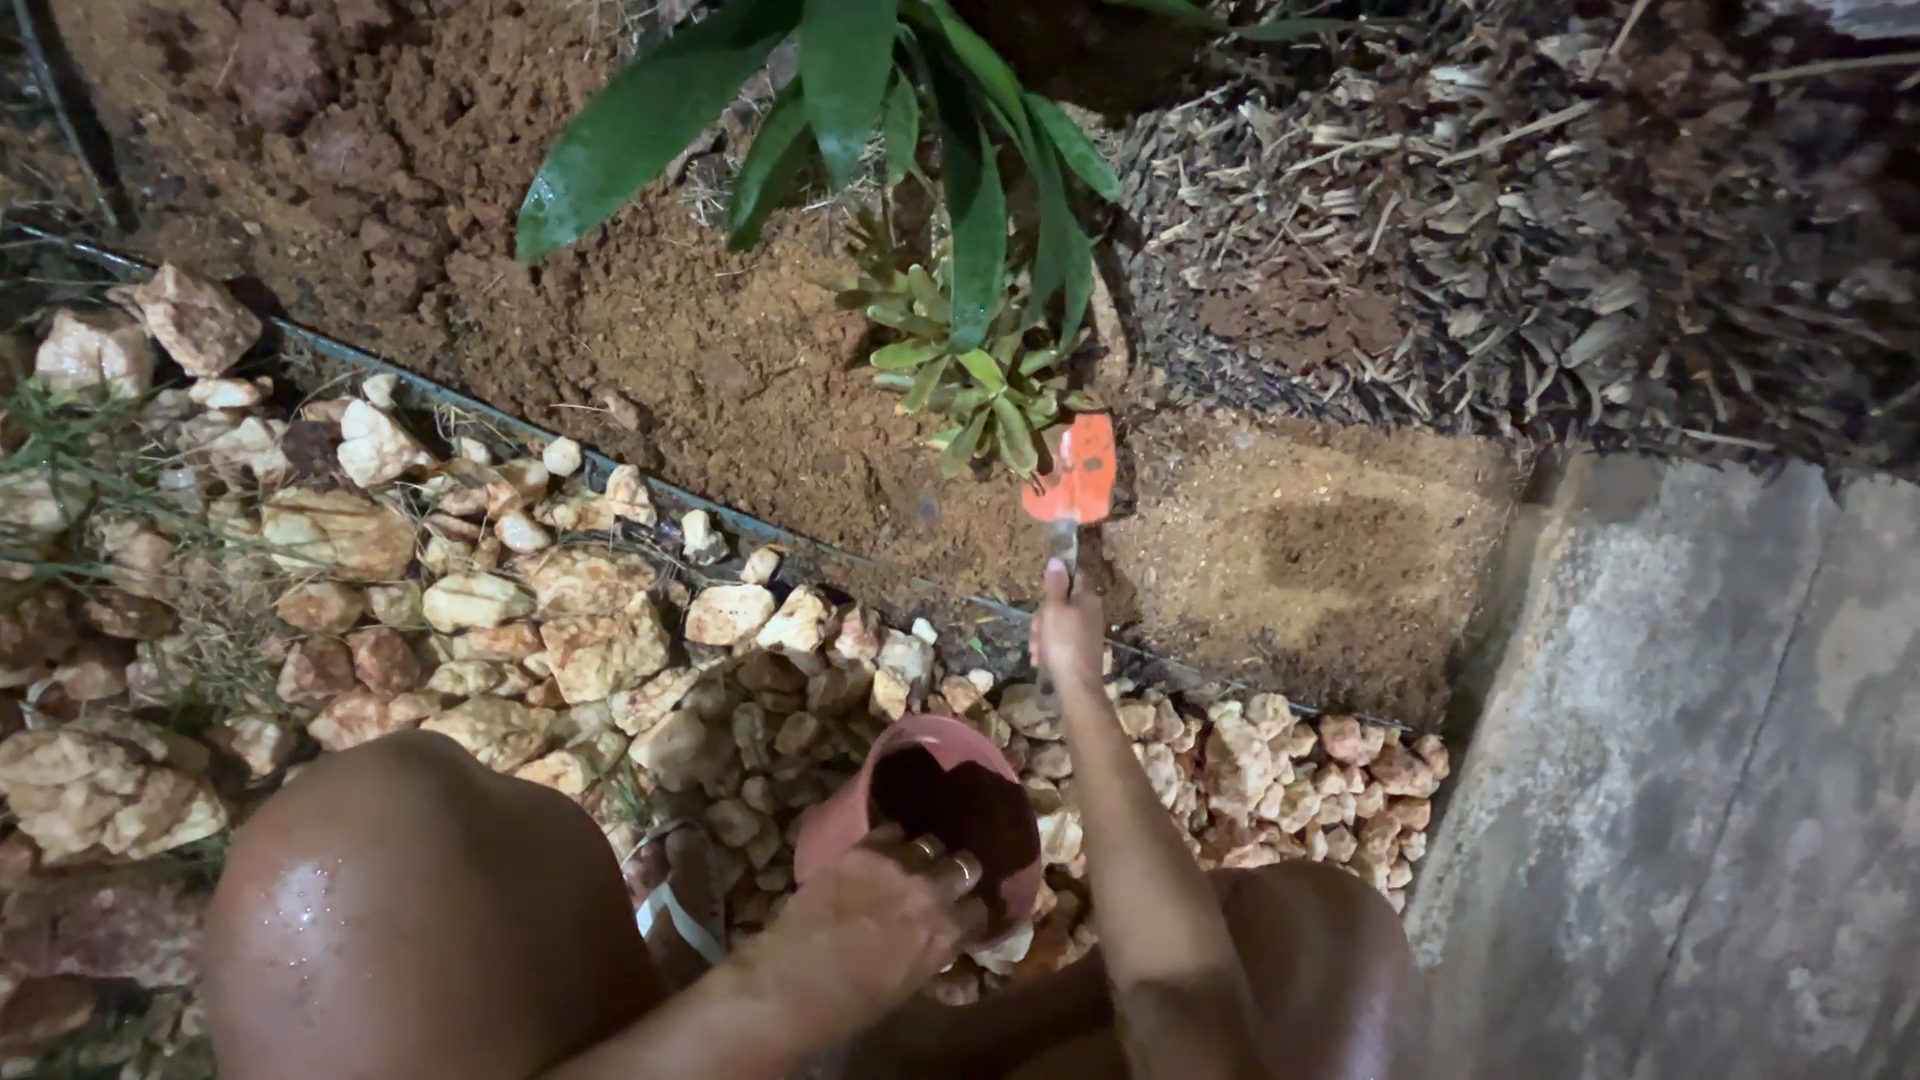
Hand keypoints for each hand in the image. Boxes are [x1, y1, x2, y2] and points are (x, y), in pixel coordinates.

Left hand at [734, 826, 985, 1043]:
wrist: (794, 980)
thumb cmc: (851, 1002)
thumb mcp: (908, 986)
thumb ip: (934, 952)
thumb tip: (945, 939)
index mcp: (945, 932)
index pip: (979, 909)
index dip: (970, 912)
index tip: (962, 914)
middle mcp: (931, 890)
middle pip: (965, 864)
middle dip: (958, 873)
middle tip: (944, 880)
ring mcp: (898, 864)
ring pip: (931, 842)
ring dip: (925, 855)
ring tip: (912, 863)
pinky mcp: (865, 848)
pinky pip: (892, 830)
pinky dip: (892, 841)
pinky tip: (883, 852)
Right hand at [1031, 558, 1105, 691]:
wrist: (1076, 685)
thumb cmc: (1063, 642)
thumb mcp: (1054, 609)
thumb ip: (1055, 584)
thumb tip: (1058, 560)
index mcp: (1088, 597)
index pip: (1075, 575)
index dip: (1057, 580)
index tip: (1044, 594)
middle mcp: (1091, 611)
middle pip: (1062, 601)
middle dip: (1043, 615)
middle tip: (1038, 630)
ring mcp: (1087, 631)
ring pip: (1058, 622)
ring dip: (1043, 634)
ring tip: (1037, 650)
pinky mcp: (1082, 648)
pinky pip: (1061, 639)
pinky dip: (1049, 647)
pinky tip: (1041, 659)